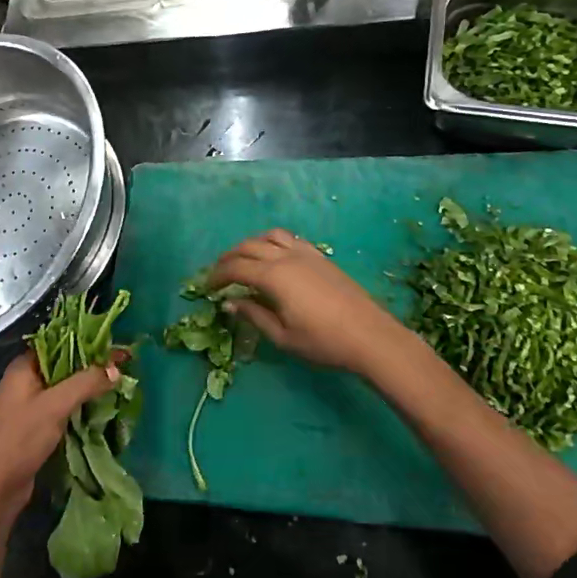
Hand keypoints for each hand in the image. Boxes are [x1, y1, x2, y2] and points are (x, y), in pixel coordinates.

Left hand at [0, 351, 123, 518]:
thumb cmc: (18, 440)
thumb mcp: (55, 405)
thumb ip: (86, 382)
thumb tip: (116, 369)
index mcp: (24, 367)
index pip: (60, 342)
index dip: (89, 342)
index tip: (117, 348)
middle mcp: (26, 381)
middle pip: (65, 365)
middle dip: (93, 366)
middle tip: (124, 368)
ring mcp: (29, 405)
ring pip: (65, 388)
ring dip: (89, 388)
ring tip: (119, 386)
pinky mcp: (35, 427)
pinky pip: (63, 408)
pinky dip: (81, 407)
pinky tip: (101, 410)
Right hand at [206, 228, 423, 376]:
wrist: (369, 335)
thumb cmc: (322, 341)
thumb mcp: (282, 336)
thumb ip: (254, 315)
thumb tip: (231, 303)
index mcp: (273, 276)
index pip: (236, 268)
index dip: (217, 275)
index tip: (207, 287)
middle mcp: (286, 257)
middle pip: (248, 246)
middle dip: (229, 258)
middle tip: (219, 274)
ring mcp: (306, 253)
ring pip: (269, 236)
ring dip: (250, 244)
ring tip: (243, 260)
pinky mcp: (320, 257)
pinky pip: (289, 239)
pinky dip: (272, 242)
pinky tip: (273, 258)